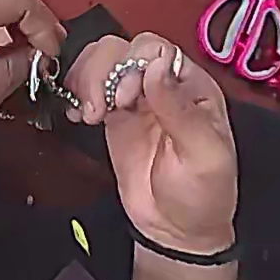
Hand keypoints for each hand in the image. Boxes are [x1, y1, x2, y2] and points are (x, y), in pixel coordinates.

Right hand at [66, 33, 237, 255]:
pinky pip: (89, 83)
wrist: (176, 231)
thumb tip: (156, 64)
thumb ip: (179, 110)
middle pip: (123, 48)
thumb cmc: (202, 195)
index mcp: (191, 85)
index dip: (134, 65)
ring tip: (87, 113)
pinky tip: (78, 113)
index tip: (125, 99)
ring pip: (103, 59)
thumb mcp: (203, 156)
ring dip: (86, 78)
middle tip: (99, 109)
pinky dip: (76, 90)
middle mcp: (162, 83)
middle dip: (103, 72)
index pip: (157, 49)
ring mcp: (135, 96)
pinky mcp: (113, 113)